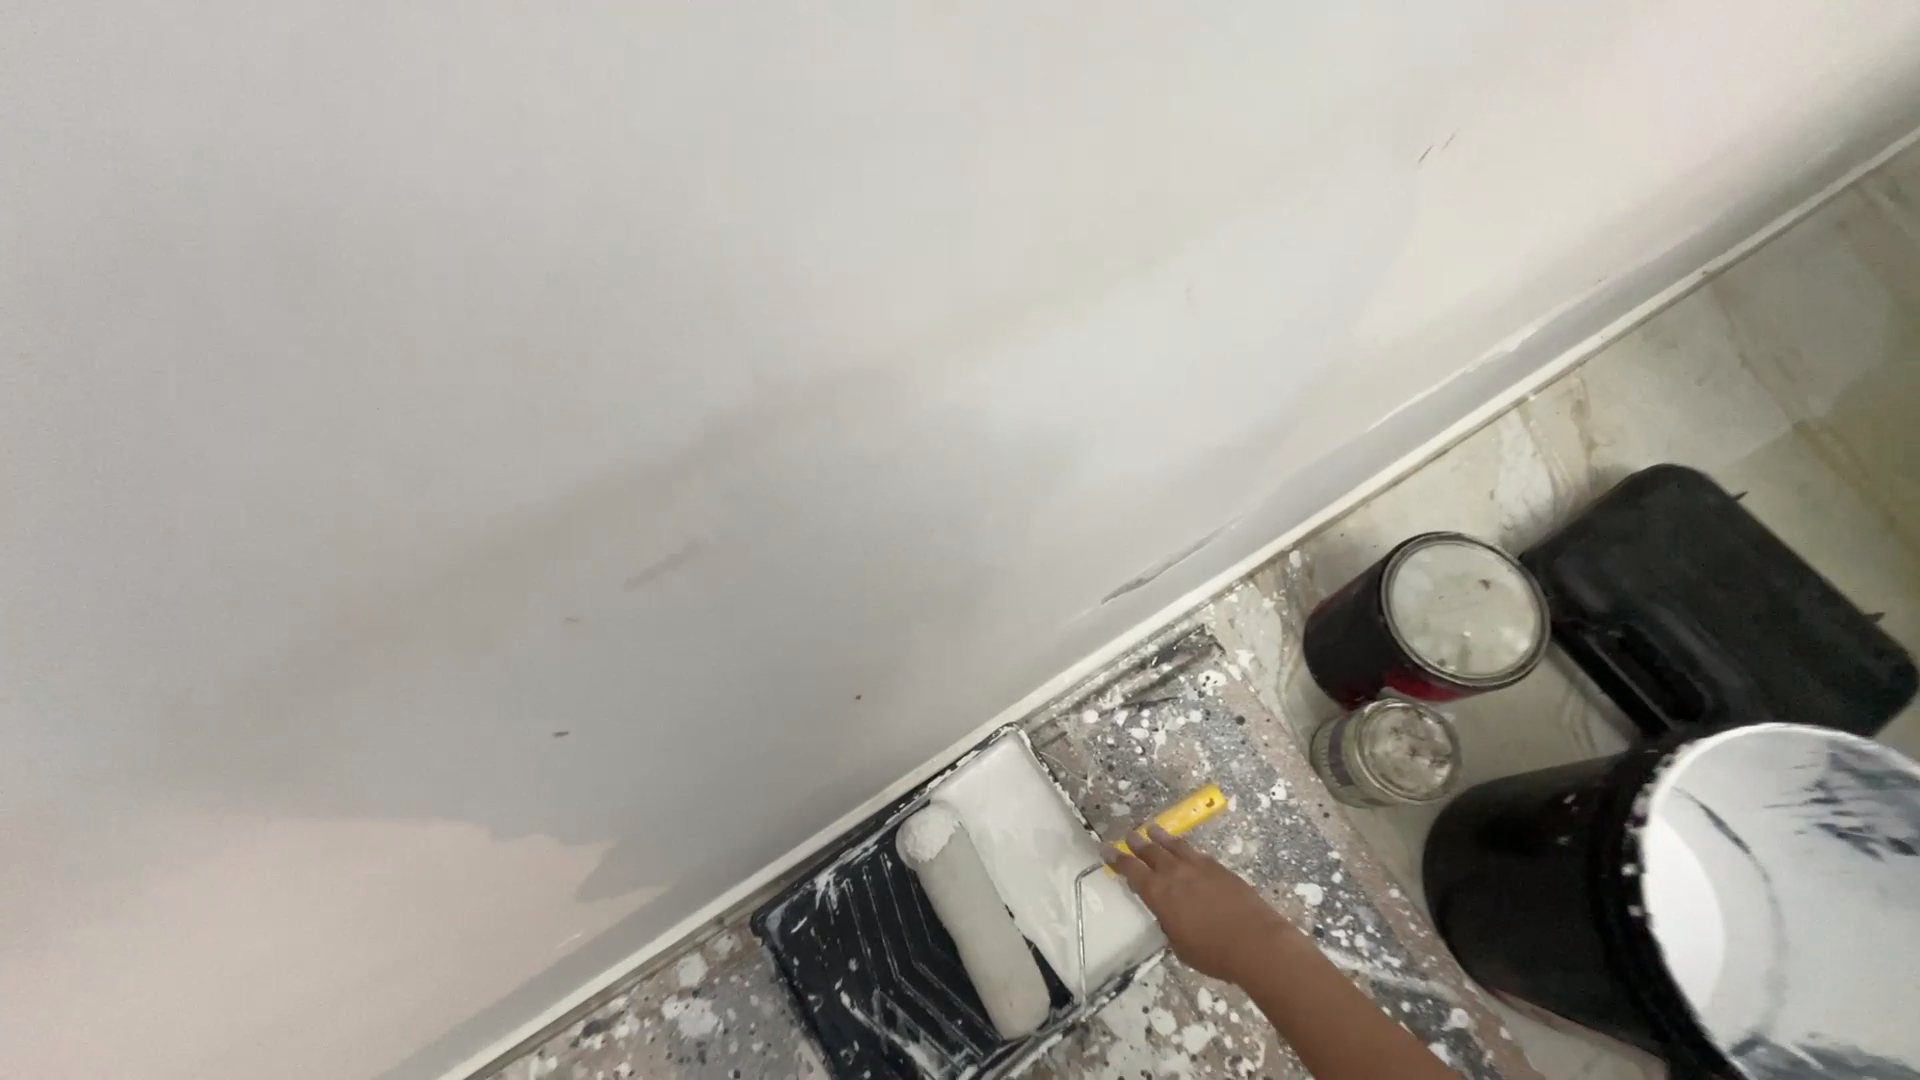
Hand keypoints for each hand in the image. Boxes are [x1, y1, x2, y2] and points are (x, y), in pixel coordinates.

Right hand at [1105, 824, 1297, 984]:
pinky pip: (1195, 852)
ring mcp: (1197, 866)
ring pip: (1173, 845)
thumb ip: (1169, 923)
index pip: (1130, 870)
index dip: (1116, 859)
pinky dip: (1185, 848)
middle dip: (1137, 842)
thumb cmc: (1212, 952)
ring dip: (1160, 837)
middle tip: (1128, 835)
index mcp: (1158, 893)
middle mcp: (1174, 873)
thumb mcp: (1179, 945)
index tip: (1105, 848)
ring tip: (1152, 829)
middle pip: (1150, 851)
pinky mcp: (1218, 867)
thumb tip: (1168, 914)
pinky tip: (1185, 849)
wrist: (1255, 941)